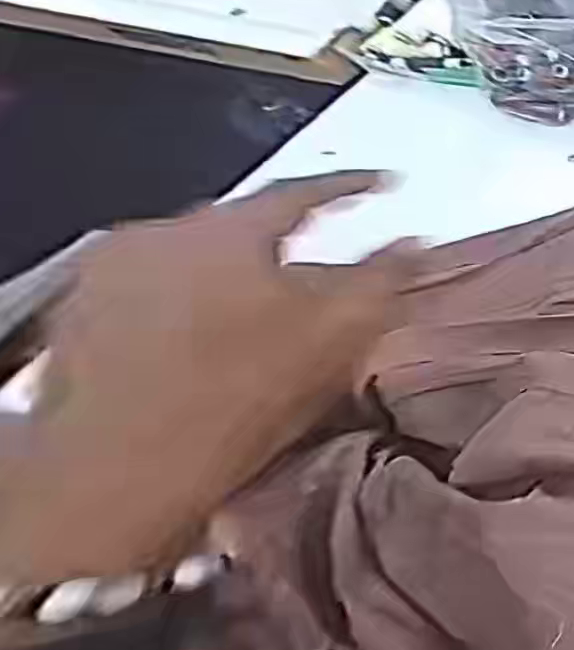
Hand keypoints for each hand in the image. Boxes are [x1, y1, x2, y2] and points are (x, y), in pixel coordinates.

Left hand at [0, 173, 419, 583]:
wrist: (124, 468)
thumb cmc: (252, 386)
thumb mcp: (347, 326)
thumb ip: (389, 274)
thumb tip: (414, 239)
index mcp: (222, 232)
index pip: (302, 191)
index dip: (353, 185)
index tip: (386, 181)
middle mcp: (154, 237)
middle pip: (246, 221)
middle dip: (299, 231)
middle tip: (339, 249)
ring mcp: (107, 274)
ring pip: (203, 252)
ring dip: (251, 264)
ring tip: (286, 293)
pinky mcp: (82, 314)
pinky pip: (166, 280)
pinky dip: (209, 288)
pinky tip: (232, 322)